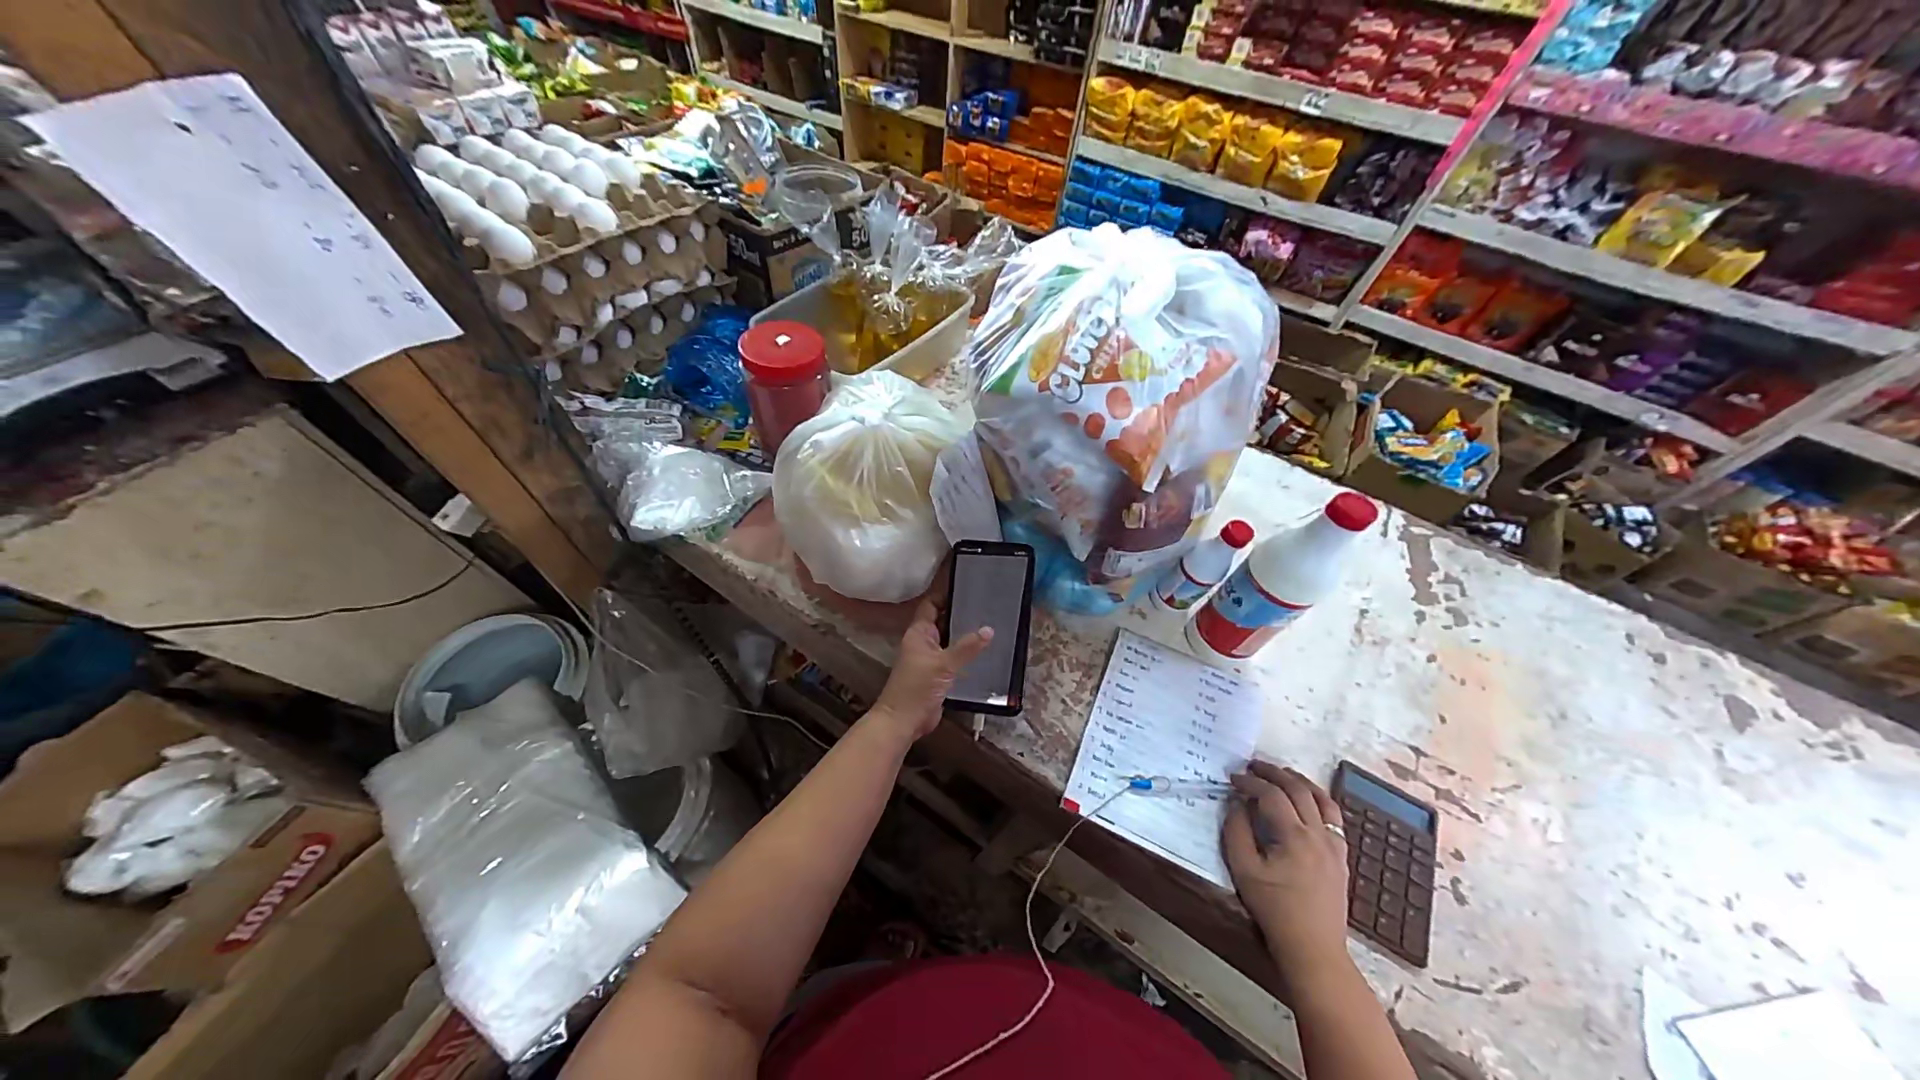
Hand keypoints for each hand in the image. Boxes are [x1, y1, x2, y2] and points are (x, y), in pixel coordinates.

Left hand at [870, 595, 991, 741]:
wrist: (904, 721)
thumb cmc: (917, 688)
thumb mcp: (943, 664)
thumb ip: (966, 647)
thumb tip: (989, 629)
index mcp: (919, 633)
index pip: (932, 605)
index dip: (946, 594)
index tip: (968, 586)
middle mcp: (924, 642)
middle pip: (943, 621)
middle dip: (961, 614)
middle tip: (987, 604)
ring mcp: (931, 659)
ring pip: (950, 641)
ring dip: (965, 635)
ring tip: (991, 623)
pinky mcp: (938, 675)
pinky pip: (954, 658)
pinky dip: (966, 654)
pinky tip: (984, 651)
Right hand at [1223, 761, 1351, 977]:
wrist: (1313, 948)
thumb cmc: (1274, 910)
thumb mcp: (1244, 871)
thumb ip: (1236, 831)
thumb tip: (1237, 804)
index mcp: (1294, 836)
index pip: (1271, 795)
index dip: (1250, 782)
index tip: (1233, 778)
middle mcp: (1318, 834)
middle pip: (1299, 790)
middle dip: (1274, 773)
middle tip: (1253, 765)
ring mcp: (1335, 846)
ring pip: (1322, 800)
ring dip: (1300, 782)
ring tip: (1282, 774)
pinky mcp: (1342, 858)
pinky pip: (1334, 818)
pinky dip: (1318, 801)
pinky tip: (1306, 803)